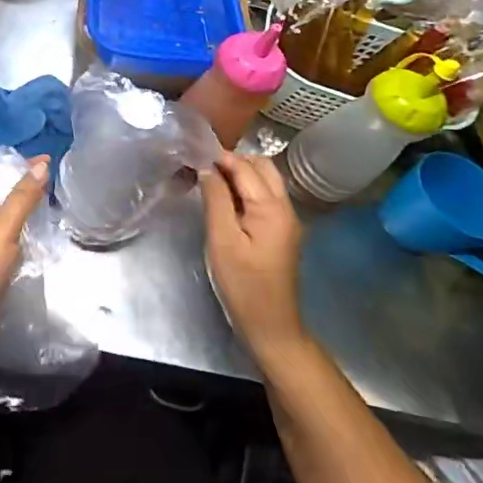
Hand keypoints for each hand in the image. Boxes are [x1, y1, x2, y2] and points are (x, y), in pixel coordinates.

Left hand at [0, 155, 47, 341]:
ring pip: (11, 217)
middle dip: (31, 188)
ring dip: (30, 212)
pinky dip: (27, 233)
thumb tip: (42, 164)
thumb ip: (24, 196)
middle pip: (8, 194)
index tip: (53, 160)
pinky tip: (43, 236)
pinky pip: (13, 237)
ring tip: (56, 208)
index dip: (27, 166)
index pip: (5, 174)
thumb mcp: (5, 226)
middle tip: (60, 184)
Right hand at [199, 152, 304, 356]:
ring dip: (242, 174)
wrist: (271, 326)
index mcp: (272, 206)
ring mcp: (288, 219)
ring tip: (213, 184)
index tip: (194, 155)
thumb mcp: (222, 241)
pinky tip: (228, 202)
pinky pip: (267, 196)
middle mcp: (285, 206)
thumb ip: (216, 200)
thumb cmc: (243, 285)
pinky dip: (248, 189)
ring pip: (266, 180)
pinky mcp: (283, 230)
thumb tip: (208, 168)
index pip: (245, 167)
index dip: (220, 158)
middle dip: (234, 161)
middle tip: (204, 170)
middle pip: (262, 166)